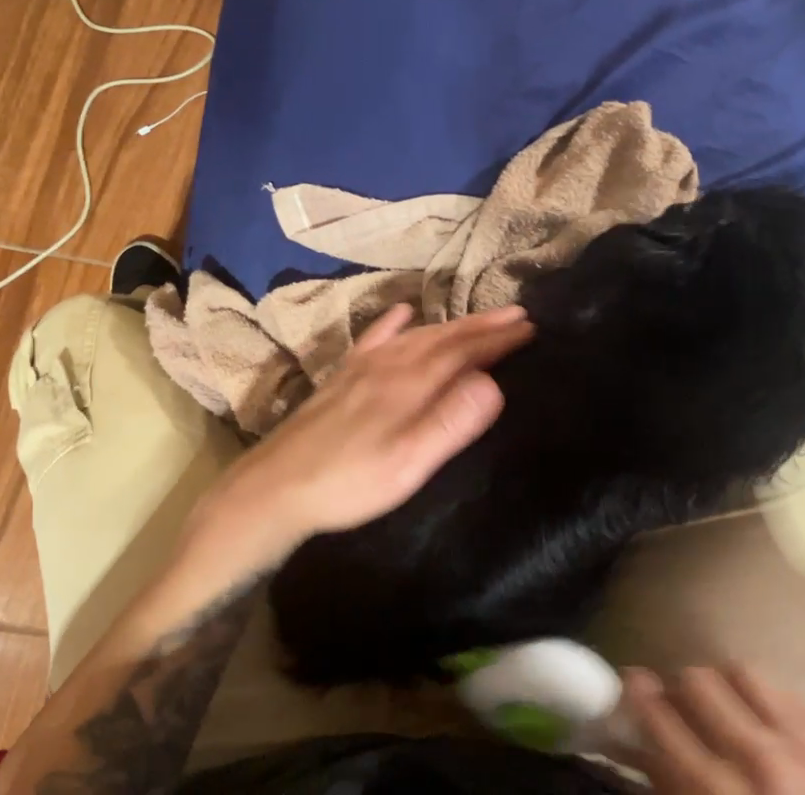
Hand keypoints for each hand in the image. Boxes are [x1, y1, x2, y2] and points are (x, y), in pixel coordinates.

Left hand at [192, 303, 533, 562]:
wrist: (273, 489)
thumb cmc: (348, 483)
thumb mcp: (407, 463)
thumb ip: (450, 423)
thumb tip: (493, 383)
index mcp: (409, 384)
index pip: (464, 352)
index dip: (498, 338)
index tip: (531, 327)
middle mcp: (388, 366)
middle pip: (442, 337)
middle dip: (482, 324)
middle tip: (518, 314)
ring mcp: (361, 369)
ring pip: (415, 336)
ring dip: (450, 324)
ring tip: (477, 319)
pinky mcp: (341, 379)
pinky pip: (375, 339)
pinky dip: (394, 323)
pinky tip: (401, 314)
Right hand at [625, 667, 804, 794]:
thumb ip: (671, 786)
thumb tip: (641, 745)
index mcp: (717, 793)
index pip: (662, 721)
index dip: (639, 694)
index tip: (632, 680)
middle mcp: (760, 761)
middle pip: (699, 684)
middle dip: (682, 688)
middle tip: (679, 698)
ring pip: (745, 675)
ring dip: (726, 686)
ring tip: (725, 703)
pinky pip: (791, 696)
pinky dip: (770, 704)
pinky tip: (767, 723)